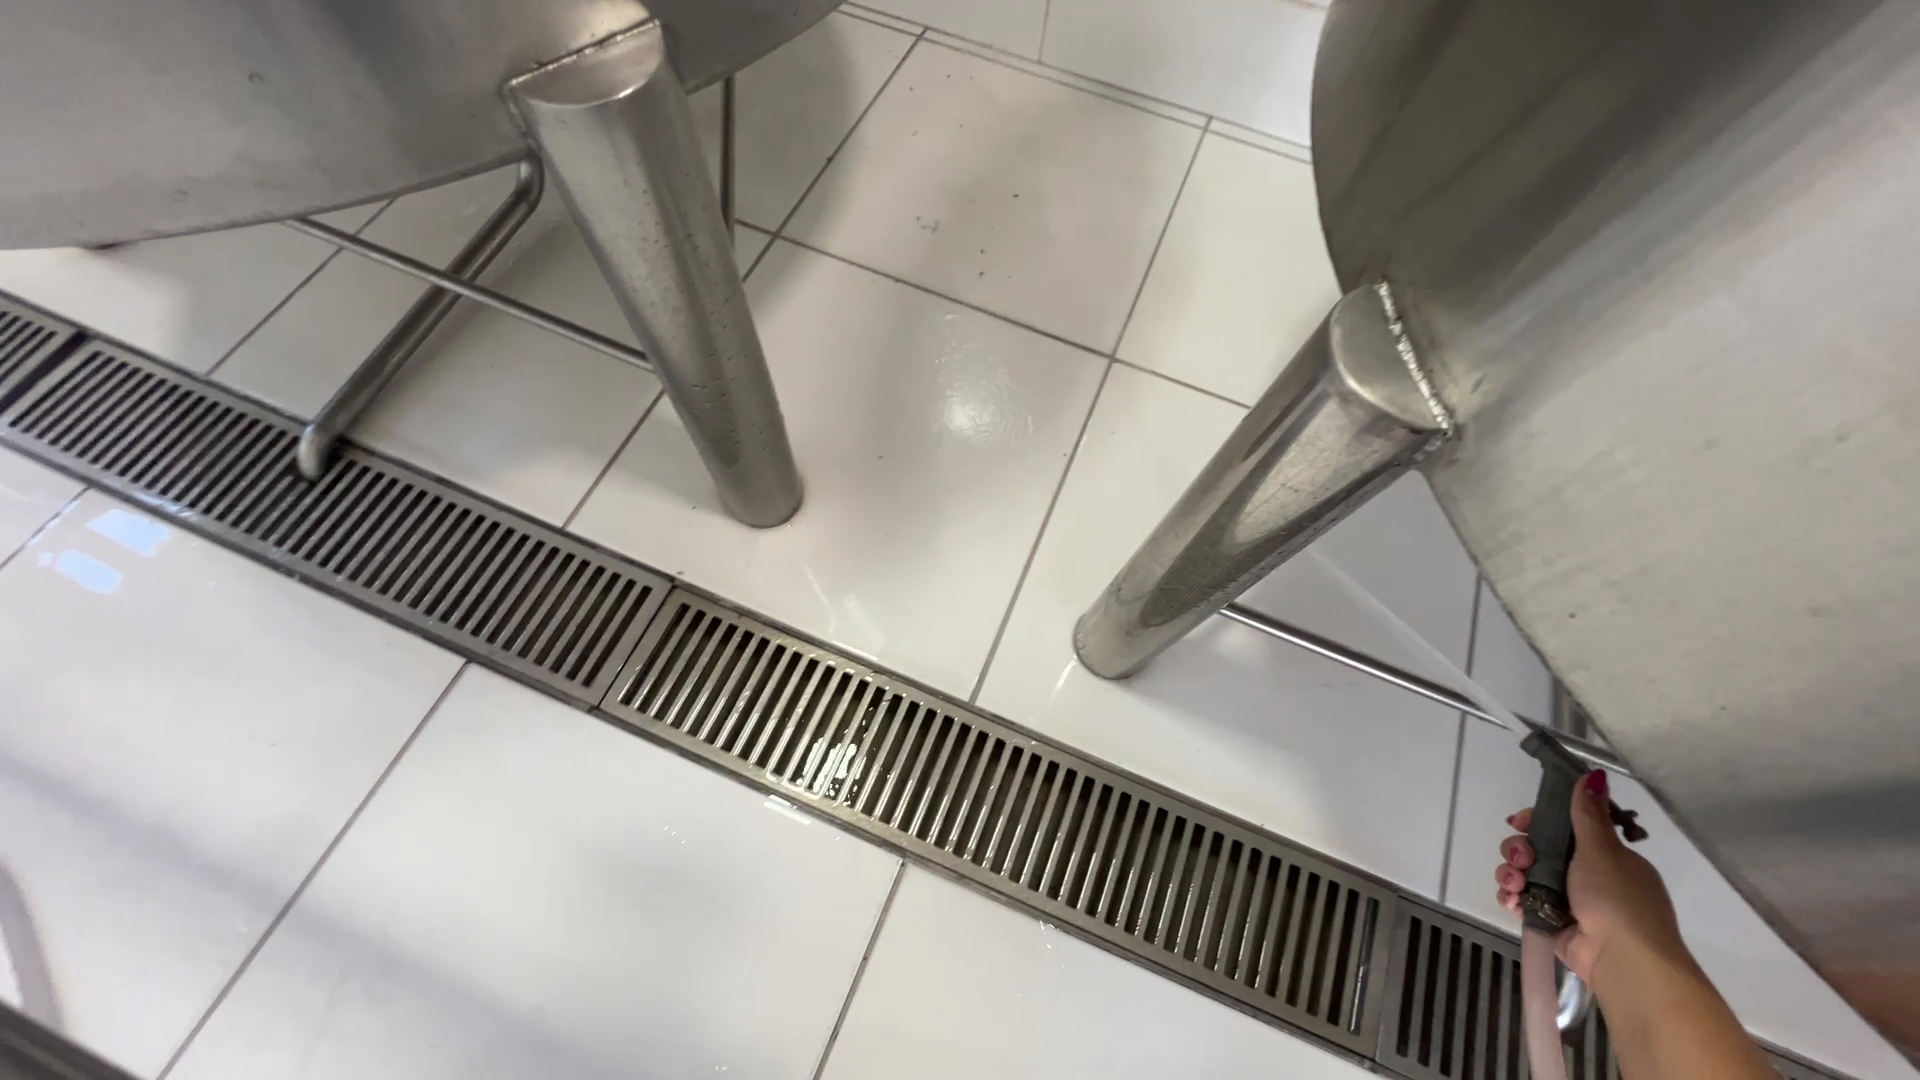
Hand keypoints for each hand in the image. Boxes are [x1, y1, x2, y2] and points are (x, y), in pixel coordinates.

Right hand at [1495, 770, 1686, 985]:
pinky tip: (1513, 901)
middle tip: (1521, 858)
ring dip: (1511, 873)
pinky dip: (1513, 898)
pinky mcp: (1551, 921)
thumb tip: (1594, 773)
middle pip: (1537, 849)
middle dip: (1519, 849)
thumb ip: (1588, 814)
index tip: (1519, 822)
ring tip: (1515, 884)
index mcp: (1605, 857)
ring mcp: (1568, 900)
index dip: (1536, 822)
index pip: (1562, 828)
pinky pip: (1522, 900)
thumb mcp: (1603, 851)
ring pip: (1524, 873)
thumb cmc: (1617, 899)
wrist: (1623, 960)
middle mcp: (1586, 876)